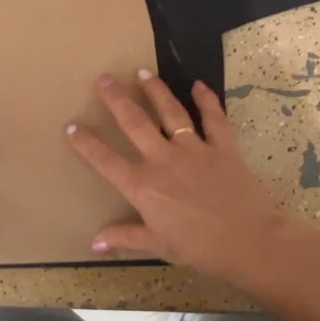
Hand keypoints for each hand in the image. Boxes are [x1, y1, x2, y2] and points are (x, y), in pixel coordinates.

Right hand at [66, 72, 311, 288]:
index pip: (105, 159)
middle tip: (104, 78)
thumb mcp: (157, 245)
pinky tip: (199, 84)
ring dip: (155, 90)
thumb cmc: (198, 248)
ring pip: (170, 112)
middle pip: (134, 122)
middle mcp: (162, 160)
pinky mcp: (222, 147)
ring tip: (142, 72)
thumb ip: (124, 236)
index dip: (85, 142)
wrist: (249, 241)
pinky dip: (206, 100)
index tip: (70, 125)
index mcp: (142, 186)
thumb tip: (94, 242)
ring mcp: (194, 150)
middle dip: (116, 99)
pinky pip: (214, 119)